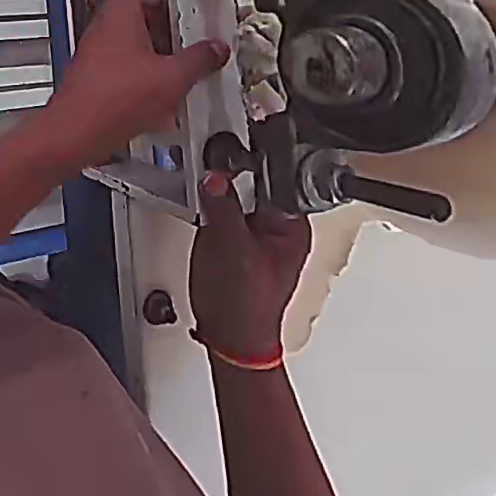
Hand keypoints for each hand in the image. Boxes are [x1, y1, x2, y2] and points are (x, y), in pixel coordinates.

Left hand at [34, 0, 229, 167]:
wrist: (77, 132)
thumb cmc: (110, 100)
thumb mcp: (170, 78)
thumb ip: (197, 61)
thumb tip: (213, 52)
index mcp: (119, 16)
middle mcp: (103, 30)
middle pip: (131, 6)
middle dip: (157, 9)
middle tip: (179, 13)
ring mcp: (96, 53)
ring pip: (126, 34)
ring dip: (150, 37)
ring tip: (175, 49)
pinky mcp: (95, 76)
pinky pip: (121, 59)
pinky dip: (140, 62)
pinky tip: (158, 82)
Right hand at [189, 172, 312, 359]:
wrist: (228, 338)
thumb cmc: (246, 306)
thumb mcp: (232, 247)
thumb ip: (223, 207)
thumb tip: (215, 178)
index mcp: (292, 227)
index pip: (276, 180)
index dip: (253, 165)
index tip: (231, 156)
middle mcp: (276, 228)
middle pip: (256, 184)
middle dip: (234, 175)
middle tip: (216, 169)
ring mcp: (254, 234)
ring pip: (237, 196)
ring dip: (220, 191)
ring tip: (208, 190)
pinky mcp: (232, 241)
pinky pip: (221, 211)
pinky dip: (210, 206)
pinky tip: (203, 207)